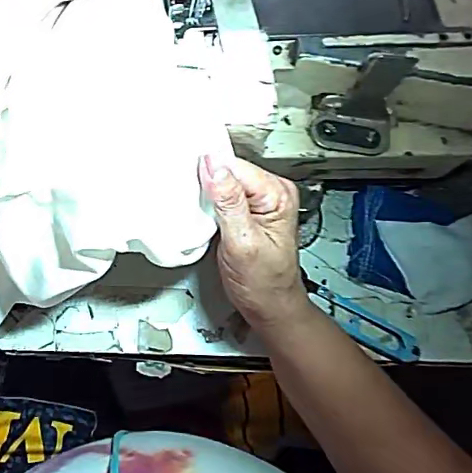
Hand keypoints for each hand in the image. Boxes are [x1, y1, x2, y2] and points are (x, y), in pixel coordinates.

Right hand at [200, 154, 312, 330]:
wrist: (269, 306)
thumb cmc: (264, 283)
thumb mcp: (242, 244)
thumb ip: (229, 203)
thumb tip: (215, 169)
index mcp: (277, 194)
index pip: (235, 166)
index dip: (209, 174)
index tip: (194, 189)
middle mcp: (271, 192)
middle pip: (227, 169)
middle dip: (206, 182)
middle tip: (200, 209)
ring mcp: (258, 200)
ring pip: (222, 180)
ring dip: (205, 193)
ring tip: (204, 216)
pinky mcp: (244, 209)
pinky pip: (220, 194)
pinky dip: (208, 202)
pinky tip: (206, 216)